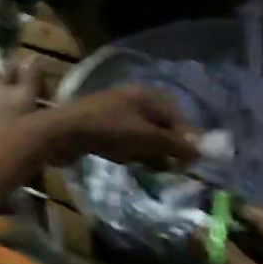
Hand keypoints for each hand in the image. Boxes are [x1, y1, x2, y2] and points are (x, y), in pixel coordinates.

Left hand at [43, 86, 199, 165]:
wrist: (61, 132)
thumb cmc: (108, 130)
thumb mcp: (147, 137)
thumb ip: (174, 143)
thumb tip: (200, 150)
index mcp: (146, 95)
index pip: (177, 116)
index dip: (186, 139)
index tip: (190, 162)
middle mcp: (131, 99)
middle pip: (158, 125)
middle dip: (166, 146)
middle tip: (172, 168)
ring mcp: (113, 112)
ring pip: (140, 134)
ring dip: (147, 151)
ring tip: (151, 167)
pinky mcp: (98, 127)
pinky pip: (122, 139)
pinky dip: (129, 151)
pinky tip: (127, 161)